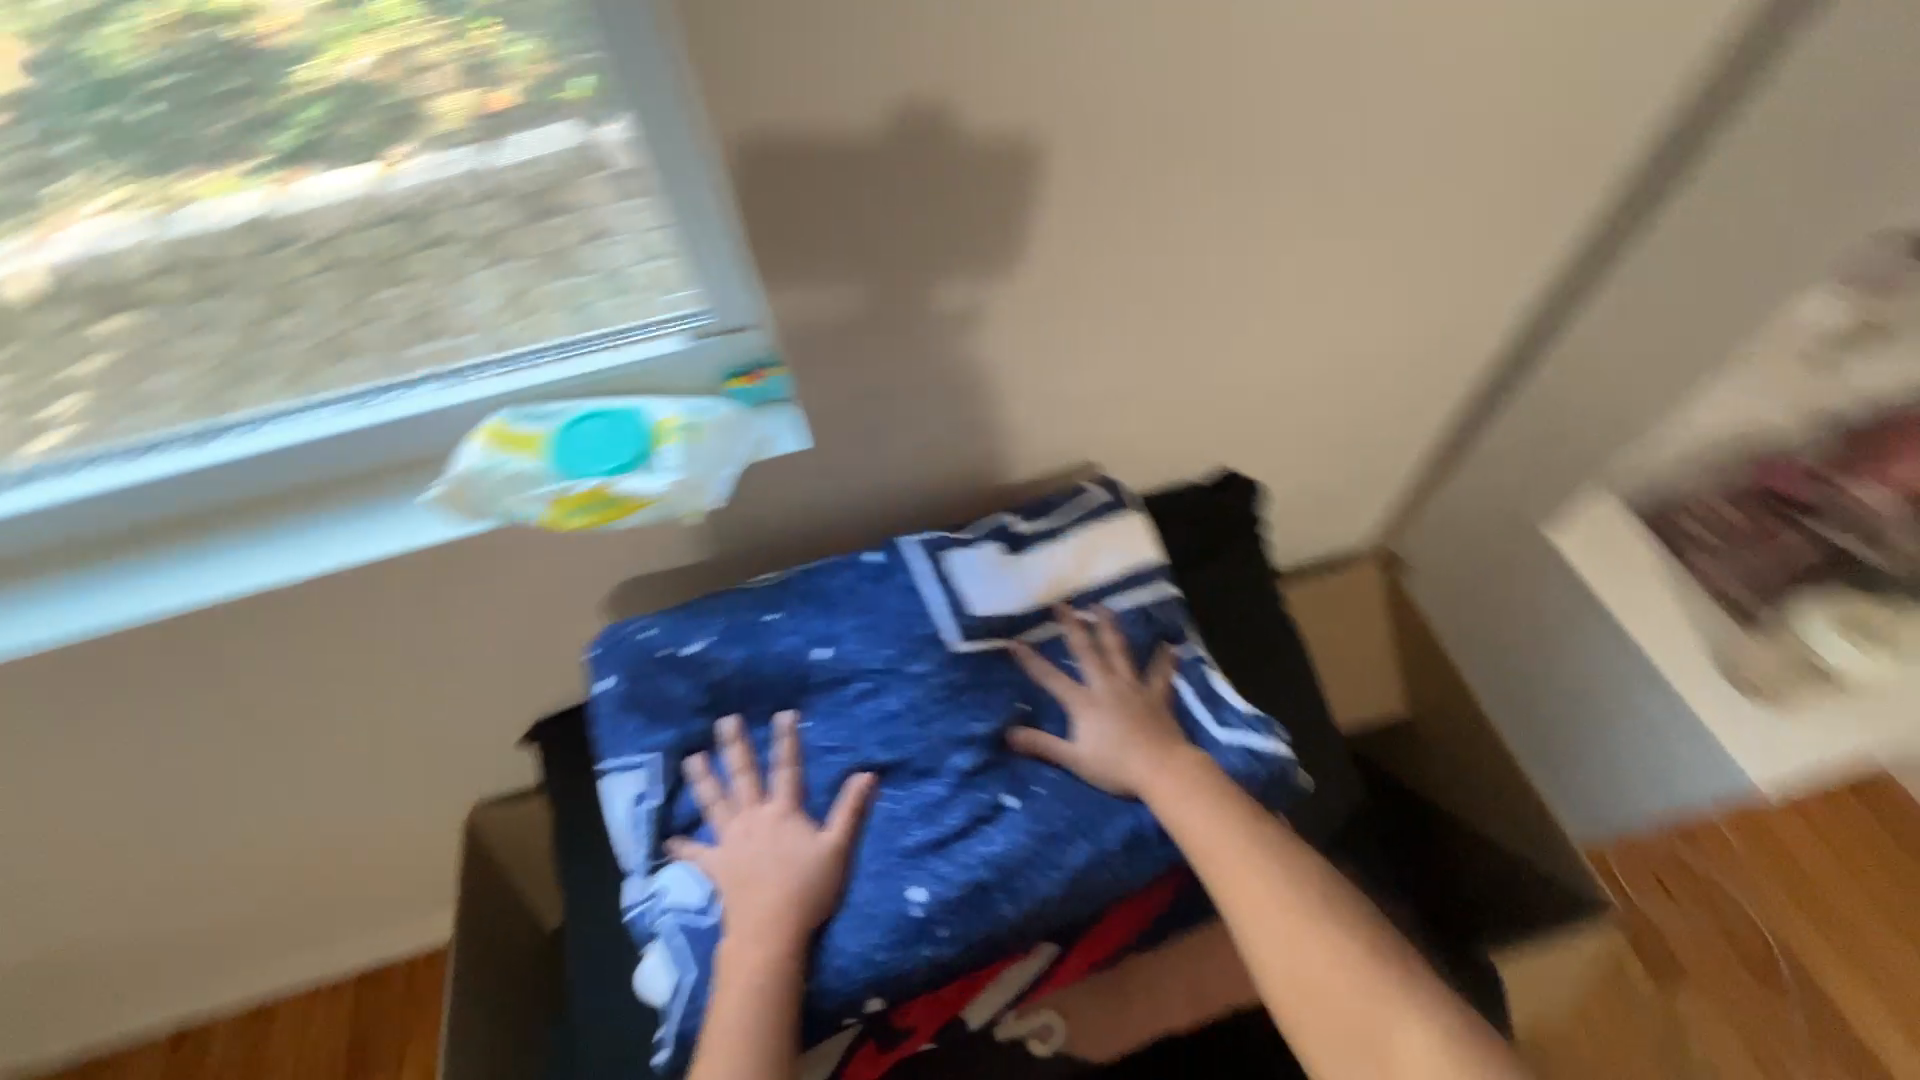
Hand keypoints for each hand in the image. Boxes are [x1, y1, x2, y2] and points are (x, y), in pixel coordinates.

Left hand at [669, 711, 876, 951]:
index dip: (787, 740)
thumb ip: (851, 810)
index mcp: (784, 812)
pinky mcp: (717, 867)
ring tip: (692, 758)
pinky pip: (696, 855)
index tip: (783, 713)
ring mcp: (731, 842)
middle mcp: (754, 819)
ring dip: (703, 780)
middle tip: (725, 721)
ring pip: (714, 803)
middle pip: (743, 777)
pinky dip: (682, 847)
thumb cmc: (809, 890)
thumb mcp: (839, 848)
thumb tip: (868, 773)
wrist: (771, 932)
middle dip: (735, 747)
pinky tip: (669, 840)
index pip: (788, 768)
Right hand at [1006, 605, 1197, 797]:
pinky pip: (1161, 674)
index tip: (1014, 641)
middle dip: (1072, 626)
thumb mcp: (1073, 759)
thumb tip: (1007, 734)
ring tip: (1102, 607)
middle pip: (1086, 651)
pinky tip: (1169, 645)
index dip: (1030, 660)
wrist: (1162, 769)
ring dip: (1109, 628)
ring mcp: (1134, 687)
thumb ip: (1041, 744)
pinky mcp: (1157, 696)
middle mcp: (1106, 686)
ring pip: (1119, 651)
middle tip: (1062, 604)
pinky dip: (1165, 659)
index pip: (1050, 677)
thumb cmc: (1115, 767)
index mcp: (1083, 702)